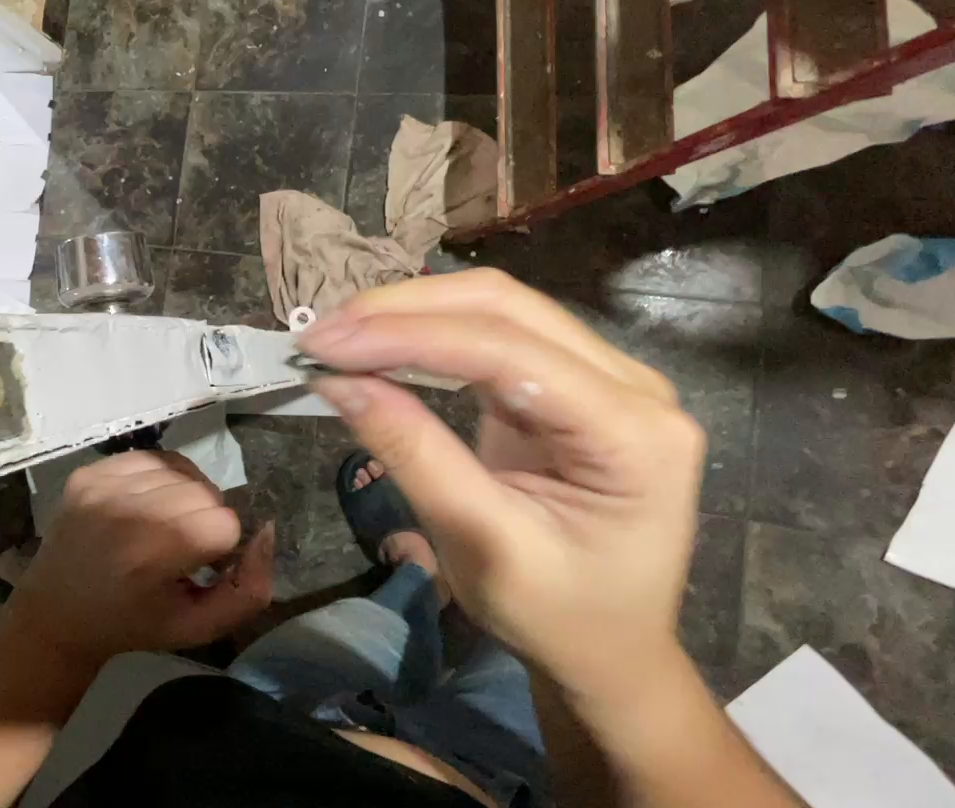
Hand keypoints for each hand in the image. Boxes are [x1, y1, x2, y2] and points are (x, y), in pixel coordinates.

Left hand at [7, 451, 274, 666]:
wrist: (57, 612)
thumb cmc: (133, 623)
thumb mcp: (198, 627)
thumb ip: (247, 590)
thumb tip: (266, 532)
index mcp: (151, 553)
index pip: (225, 522)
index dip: (221, 548)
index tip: (200, 567)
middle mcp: (125, 509)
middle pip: (205, 491)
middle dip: (205, 518)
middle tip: (184, 547)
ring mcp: (102, 484)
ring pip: (181, 470)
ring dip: (185, 494)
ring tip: (166, 524)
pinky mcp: (88, 471)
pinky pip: (150, 458)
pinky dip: (159, 479)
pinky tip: (146, 506)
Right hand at [298, 270, 704, 701]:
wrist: (609, 648)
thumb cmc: (556, 613)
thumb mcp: (479, 542)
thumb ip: (413, 452)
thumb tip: (336, 379)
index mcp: (631, 433)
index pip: (506, 350)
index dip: (407, 336)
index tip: (325, 343)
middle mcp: (631, 384)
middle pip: (505, 307)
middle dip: (403, 311)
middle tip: (323, 334)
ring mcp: (605, 374)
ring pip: (497, 306)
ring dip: (411, 313)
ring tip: (341, 334)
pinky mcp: (571, 377)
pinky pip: (494, 332)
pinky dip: (429, 332)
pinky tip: (382, 342)